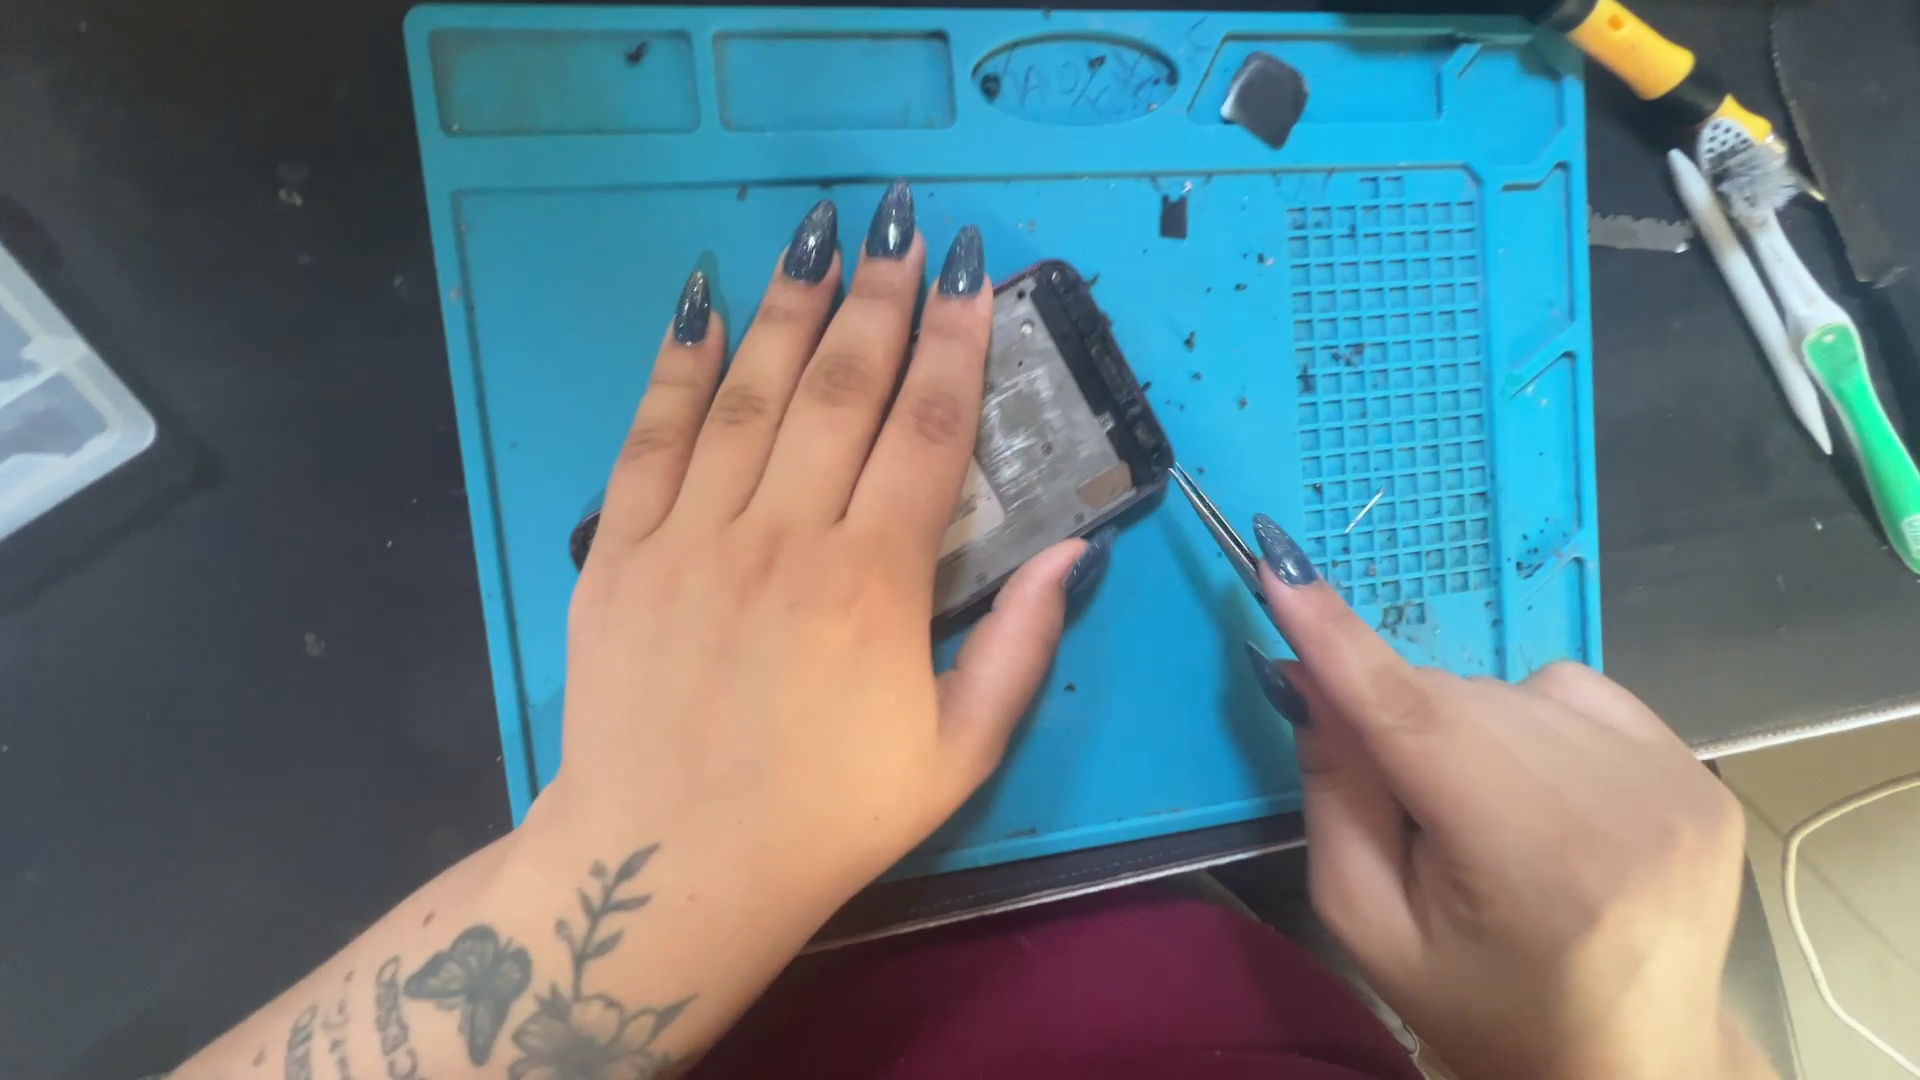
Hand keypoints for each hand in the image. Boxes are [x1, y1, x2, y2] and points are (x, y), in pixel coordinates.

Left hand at [545, 185, 1095, 924]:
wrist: (668, 870)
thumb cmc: (827, 820)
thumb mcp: (957, 755)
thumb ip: (1022, 646)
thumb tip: (1076, 551)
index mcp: (874, 586)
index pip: (929, 432)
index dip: (958, 346)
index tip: (973, 277)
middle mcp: (783, 539)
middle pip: (841, 388)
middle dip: (880, 299)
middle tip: (901, 229)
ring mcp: (689, 537)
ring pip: (749, 394)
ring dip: (789, 306)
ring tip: (818, 234)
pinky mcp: (618, 552)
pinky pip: (650, 436)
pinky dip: (678, 364)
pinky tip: (701, 305)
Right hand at [1241, 518, 1759, 1079]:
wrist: (1632, 1060)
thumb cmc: (1476, 1000)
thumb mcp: (1361, 914)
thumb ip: (1331, 788)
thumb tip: (1306, 676)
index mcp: (1531, 858)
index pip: (1409, 716)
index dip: (1335, 636)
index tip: (1279, 565)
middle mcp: (1619, 800)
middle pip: (1443, 696)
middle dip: (1390, 719)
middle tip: (1393, 797)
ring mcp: (1669, 773)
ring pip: (1490, 686)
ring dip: (1450, 723)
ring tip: (1472, 811)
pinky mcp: (1690, 759)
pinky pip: (1552, 686)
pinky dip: (1511, 717)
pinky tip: (1529, 787)